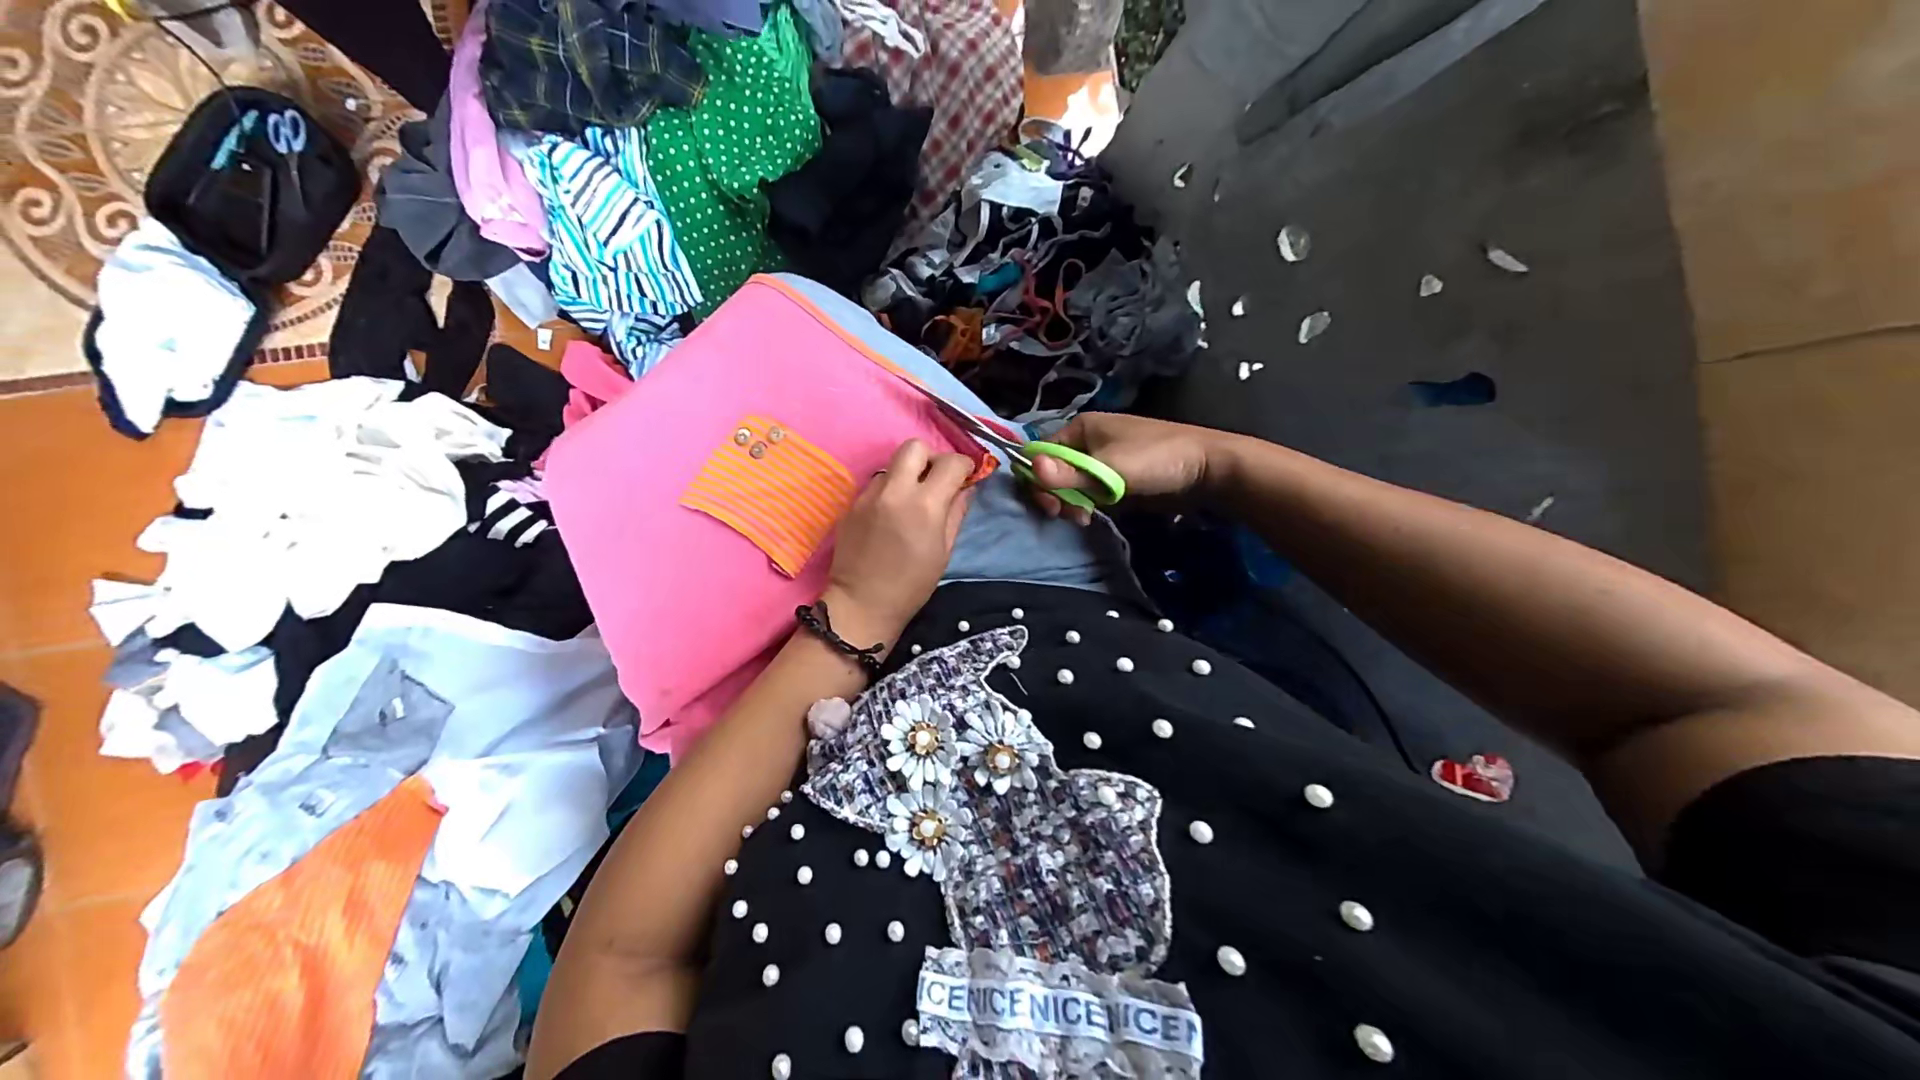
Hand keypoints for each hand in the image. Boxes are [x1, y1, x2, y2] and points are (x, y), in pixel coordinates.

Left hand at [823, 438, 974, 646]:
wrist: (862, 604)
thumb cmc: (912, 585)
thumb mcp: (944, 551)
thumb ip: (956, 512)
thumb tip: (966, 487)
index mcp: (925, 505)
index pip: (950, 462)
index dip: (964, 465)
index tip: (965, 476)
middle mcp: (895, 491)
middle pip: (914, 447)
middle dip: (931, 458)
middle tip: (936, 481)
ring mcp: (868, 495)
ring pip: (892, 465)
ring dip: (907, 474)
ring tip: (912, 500)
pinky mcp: (852, 504)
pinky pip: (876, 484)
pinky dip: (889, 491)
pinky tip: (891, 516)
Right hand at [1028, 414, 1234, 524]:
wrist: (1208, 469)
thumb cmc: (1157, 460)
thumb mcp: (1111, 469)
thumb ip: (1071, 474)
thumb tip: (1031, 469)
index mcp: (1082, 427)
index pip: (1042, 453)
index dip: (1039, 479)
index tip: (1050, 505)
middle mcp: (1088, 440)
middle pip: (1054, 470)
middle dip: (1055, 494)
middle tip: (1068, 516)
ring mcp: (1102, 459)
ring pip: (1070, 483)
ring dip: (1070, 502)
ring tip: (1082, 518)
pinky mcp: (1116, 477)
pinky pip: (1088, 490)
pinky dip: (1085, 503)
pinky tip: (1091, 516)